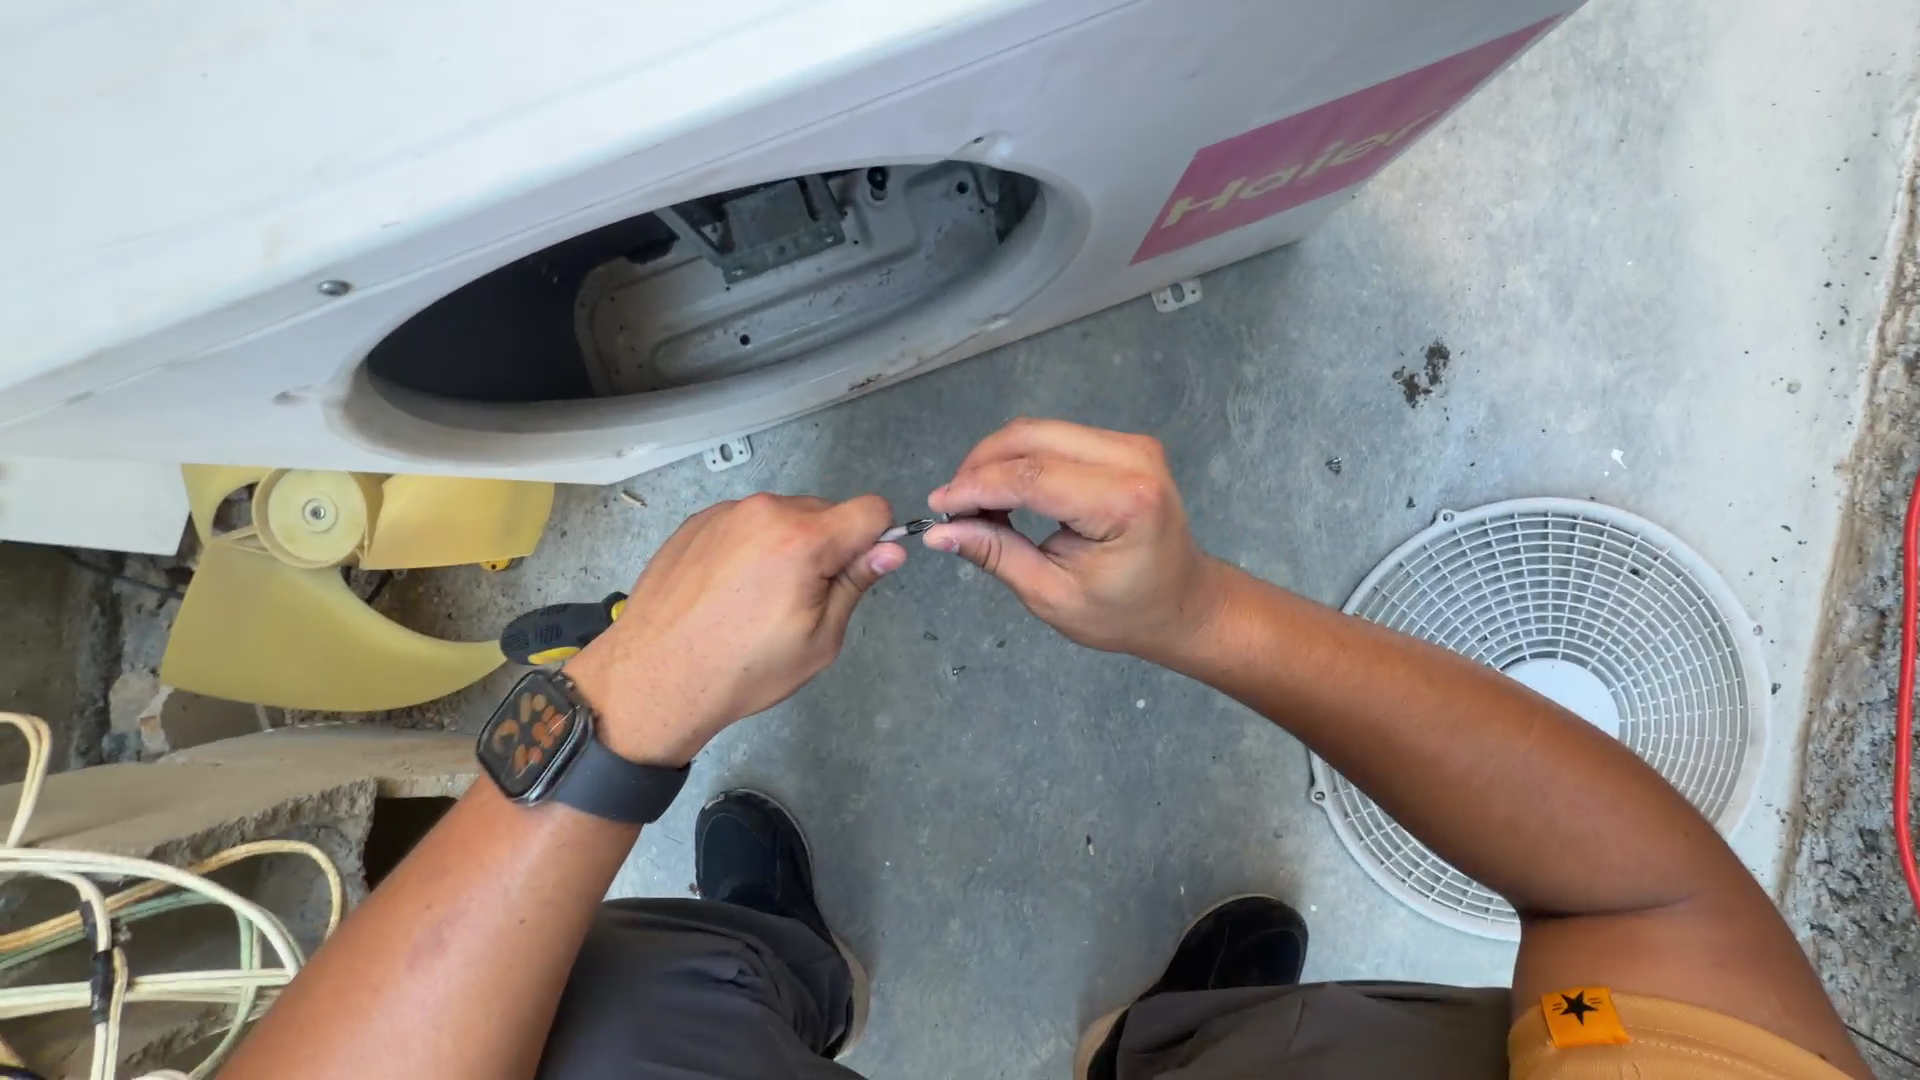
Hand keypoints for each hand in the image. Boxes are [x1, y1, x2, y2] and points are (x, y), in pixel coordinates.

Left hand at [565, 494, 902, 764]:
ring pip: (785, 516)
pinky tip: (729, 589)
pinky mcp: (697, 521)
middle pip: (827, 512)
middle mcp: (765, 511)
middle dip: (829, 546)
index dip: (876, 540)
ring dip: (789, 544)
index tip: (857, 572)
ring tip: (759, 597)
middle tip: (802, 598)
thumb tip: (891, 550)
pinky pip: (746, 522)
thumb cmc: (744, 670)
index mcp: (803, 539)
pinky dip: (752, 545)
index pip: (872, 509)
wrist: (653, 679)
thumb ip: (856, 583)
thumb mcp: (820, 639)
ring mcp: (726, 512)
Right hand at [923, 419, 1228, 663]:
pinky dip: (1020, 460)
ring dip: (997, 460)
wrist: (1183, 602)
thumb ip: (996, 555)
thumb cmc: (1124, 612)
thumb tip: (939, 532)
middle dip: (980, 466)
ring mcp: (1131, 444)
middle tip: (952, 506)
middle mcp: (1132, 458)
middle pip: (1032, 438)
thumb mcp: (1053, 596)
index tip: (937, 506)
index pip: (1031, 476)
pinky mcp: (1123, 444)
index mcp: (1123, 502)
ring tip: (975, 504)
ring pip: (1040, 431)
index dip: (975, 487)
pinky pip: (1056, 438)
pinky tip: (1005, 492)